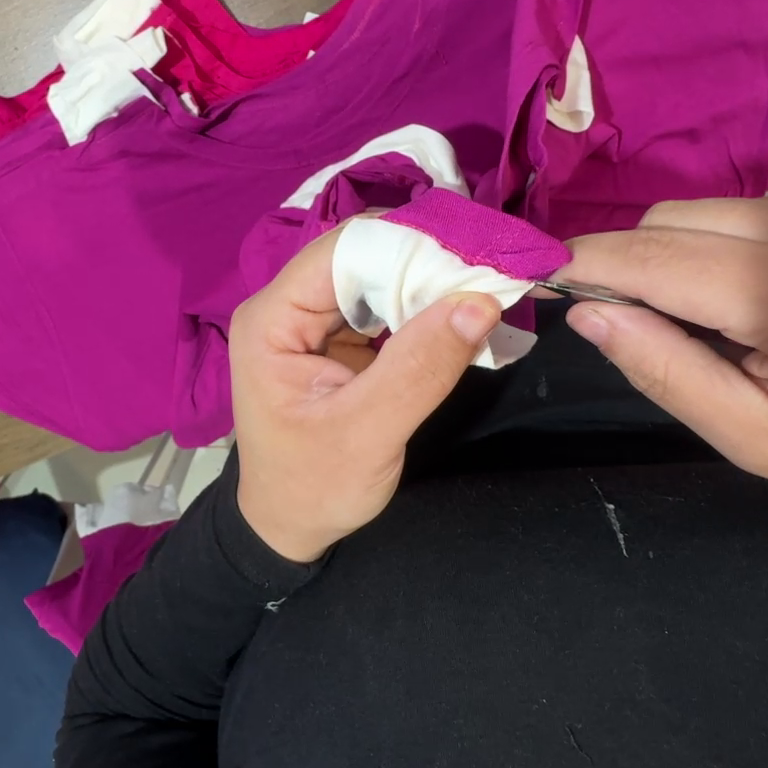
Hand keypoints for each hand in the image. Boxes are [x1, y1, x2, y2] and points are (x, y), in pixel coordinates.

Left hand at [230, 226, 502, 561]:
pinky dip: (426, 306)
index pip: (342, 251)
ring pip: (379, 276)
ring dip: (432, 280)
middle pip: (363, 256)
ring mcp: (313, 321)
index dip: (409, 242)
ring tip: (491, 282)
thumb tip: (480, 301)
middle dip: (427, 259)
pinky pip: (387, 304)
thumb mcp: (367, 434)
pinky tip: (466, 310)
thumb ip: (419, 369)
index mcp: (272, 320)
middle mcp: (287, 307)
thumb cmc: (313, 487)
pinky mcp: (339, 338)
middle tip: (496, 267)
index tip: (478, 251)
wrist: (290, 526)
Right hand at [558, 170, 767, 520]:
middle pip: (676, 218)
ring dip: (700, 254)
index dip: (582, 264)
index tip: (538, 276)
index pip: (650, 257)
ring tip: (742, 313)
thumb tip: (586, 311)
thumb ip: (666, 373)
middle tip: (646, 320)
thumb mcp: (766, 443)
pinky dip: (756, 242)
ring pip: (723, 209)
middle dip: (637, 263)